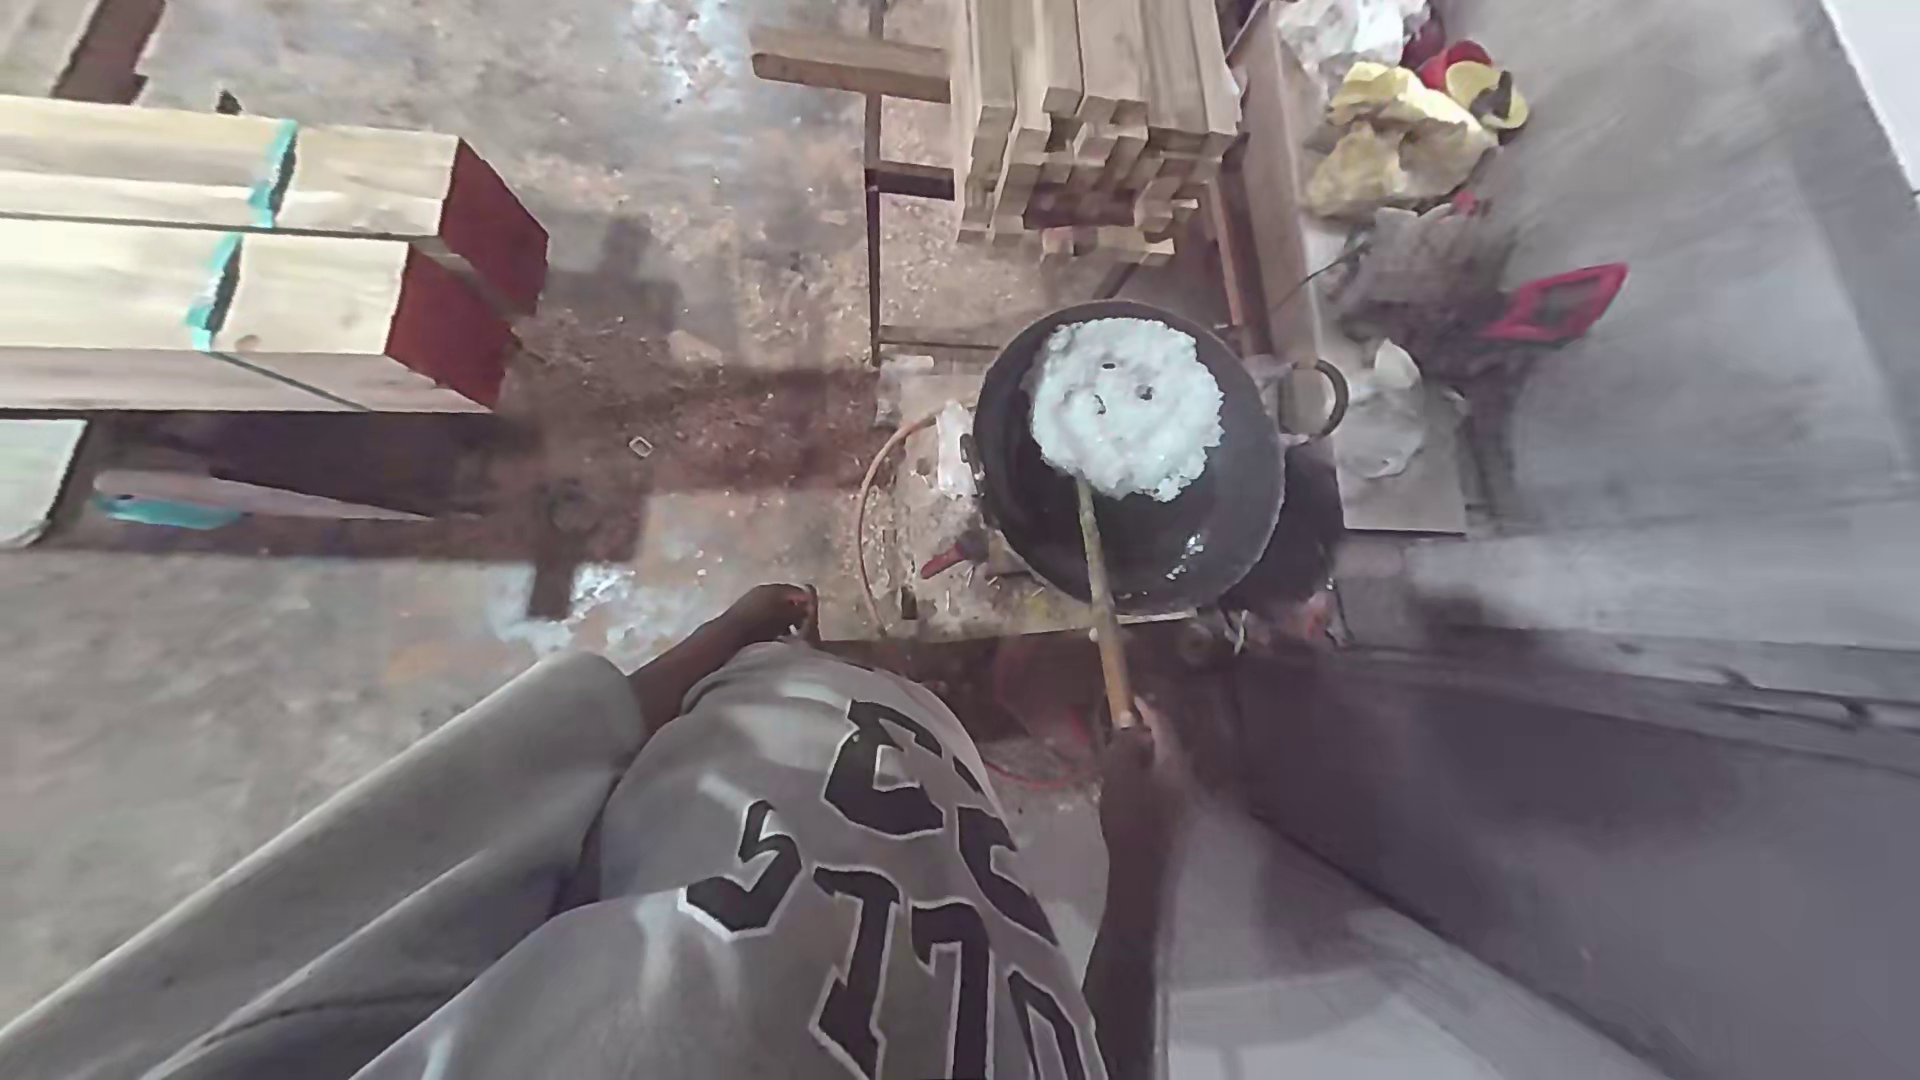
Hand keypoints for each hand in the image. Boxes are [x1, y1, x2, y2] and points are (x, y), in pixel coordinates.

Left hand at [716, 583, 816, 645]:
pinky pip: (764, 614)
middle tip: (802, 626)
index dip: (808, 602)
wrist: (730, 633)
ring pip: (775, 607)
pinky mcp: (744, 611)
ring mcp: (753, 599)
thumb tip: (809, 607)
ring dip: (783, 619)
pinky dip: (772, 623)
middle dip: (795, 612)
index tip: (813, 616)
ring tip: (789, 634)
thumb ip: (800, 611)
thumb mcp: (787, 618)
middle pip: (786, 599)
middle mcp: (764, 590)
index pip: (798, 591)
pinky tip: (774, 635)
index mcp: (776, 588)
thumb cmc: (763, 624)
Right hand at [1096, 699, 1181, 864]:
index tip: (1131, 697)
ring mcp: (1187, 793)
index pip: (1164, 724)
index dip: (1148, 707)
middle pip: (1172, 740)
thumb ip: (1125, 743)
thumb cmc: (1129, 815)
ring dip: (1153, 747)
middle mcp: (1188, 774)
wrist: (1141, 865)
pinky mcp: (1180, 809)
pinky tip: (1138, 771)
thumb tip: (1131, 723)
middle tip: (1130, 720)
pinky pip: (1168, 775)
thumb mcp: (1119, 773)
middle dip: (1152, 727)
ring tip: (1131, 745)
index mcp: (1175, 761)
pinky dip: (1154, 765)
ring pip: (1170, 759)